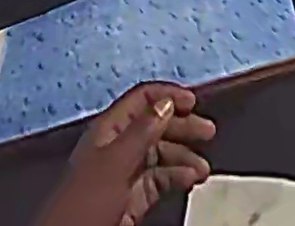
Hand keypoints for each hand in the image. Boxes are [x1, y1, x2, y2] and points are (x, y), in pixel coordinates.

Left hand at [32, 82, 215, 225]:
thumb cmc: (86, 199)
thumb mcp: (116, 162)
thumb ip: (141, 132)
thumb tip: (166, 102)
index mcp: (109, 128)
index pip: (141, 99)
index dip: (166, 95)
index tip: (193, 100)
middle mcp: (117, 145)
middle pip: (153, 125)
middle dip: (180, 124)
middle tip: (208, 131)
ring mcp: (124, 172)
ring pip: (158, 154)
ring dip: (182, 156)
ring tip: (203, 167)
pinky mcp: (130, 198)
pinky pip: (157, 180)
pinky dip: (175, 177)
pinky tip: (190, 180)